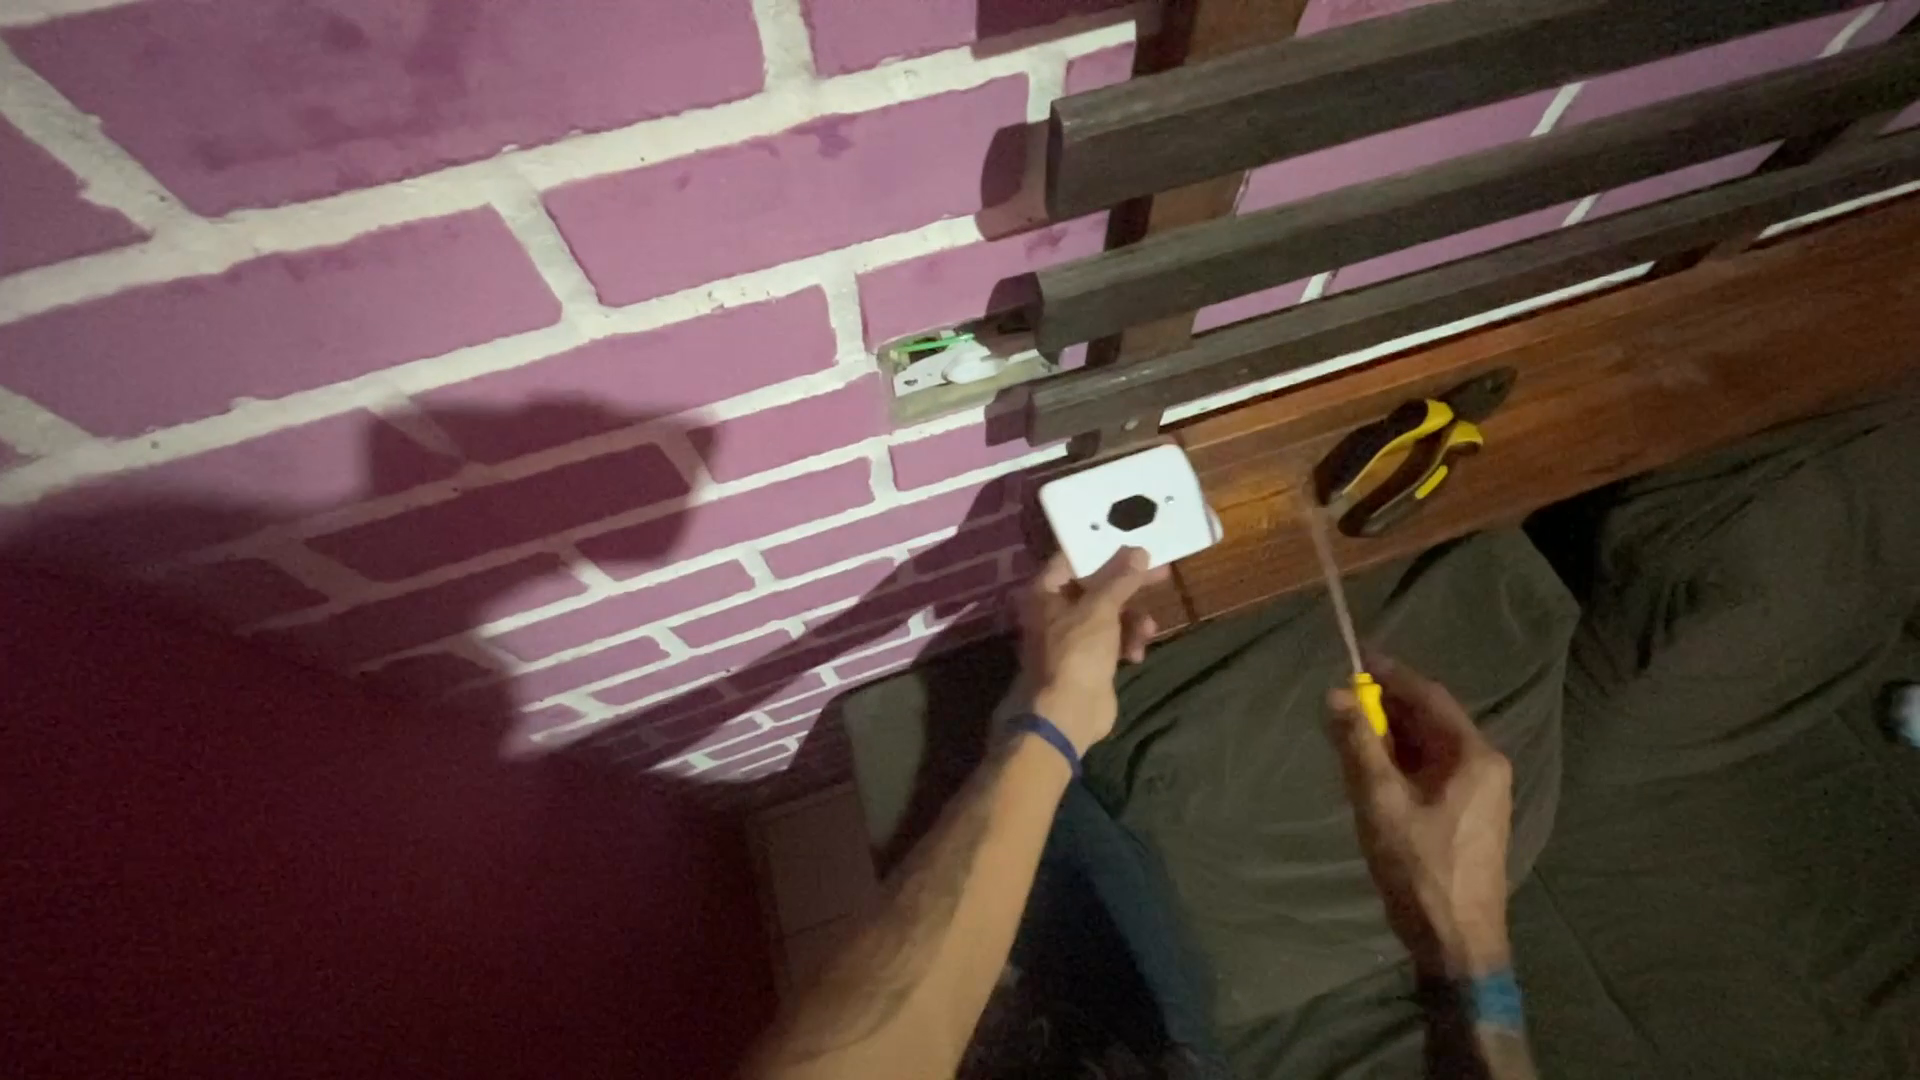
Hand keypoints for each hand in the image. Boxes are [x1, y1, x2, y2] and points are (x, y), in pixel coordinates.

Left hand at [1018, 547, 1163, 753]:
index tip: (1132, 540)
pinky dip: (1127, 643)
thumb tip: (1139, 551)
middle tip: (1162, 574)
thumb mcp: (1101, 608)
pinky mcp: (1089, 659)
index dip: (1101, 548)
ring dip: (1132, 620)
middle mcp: (1054, 610)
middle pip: (1096, 586)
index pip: (1072, 558)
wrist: (1067, 712)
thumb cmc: (1076, 651)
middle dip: (1128, 585)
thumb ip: (1120, 579)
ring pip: (1110, 615)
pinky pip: (1113, 640)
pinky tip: (1136, 655)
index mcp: (1045, 591)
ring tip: (1146, 631)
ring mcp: (1072, 636)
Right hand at [1326, 654, 1513, 976]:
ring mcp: (1477, 792)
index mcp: (1474, 757)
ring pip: (1426, 745)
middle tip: (1340, 695)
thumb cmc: (1419, 865)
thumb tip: (1335, 693)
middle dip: (1384, 704)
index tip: (1355, 656)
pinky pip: (1428, 768)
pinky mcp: (1464, 813)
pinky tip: (1367, 763)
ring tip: (1346, 726)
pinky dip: (1396, 758)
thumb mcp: (1379, 799)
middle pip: (1429, 719)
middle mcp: (1483, 767)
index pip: (1429, 697)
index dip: (1391, 674)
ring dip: (1387, 732)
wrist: (1455, 940)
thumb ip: (1357, 743)